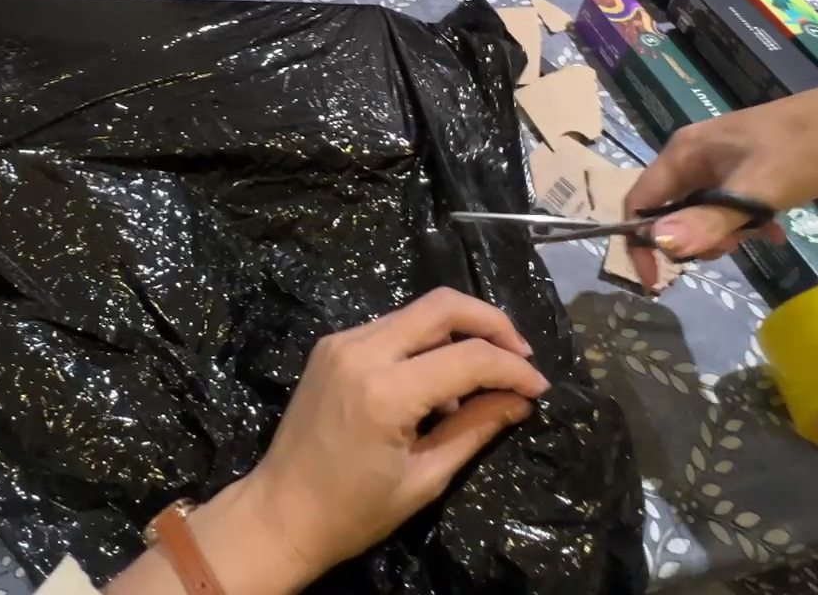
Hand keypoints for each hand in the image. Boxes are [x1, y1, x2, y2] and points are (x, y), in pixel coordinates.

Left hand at [227, 288, 550, 584]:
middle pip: (442, 305)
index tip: (539, 387)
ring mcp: (343, 339)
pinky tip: (440, 377)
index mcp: (385, 391)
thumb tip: (520, 399)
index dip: (511, 368)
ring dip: (460, 329)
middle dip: (491, 322)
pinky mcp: (333, 342)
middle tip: (521, 354)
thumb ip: (475, 428)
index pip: (467, 357)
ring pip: (418, 310)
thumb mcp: (424, 478)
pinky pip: (393, 326)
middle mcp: (362, 349)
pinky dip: (426, 341)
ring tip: (486, 371)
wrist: (279, 512)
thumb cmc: (353, 511)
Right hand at [625, 78, 817, 261]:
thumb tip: (659, 245)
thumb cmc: (802, 153)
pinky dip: (742, 219)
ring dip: (721, 230)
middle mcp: (692, 152)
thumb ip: (706, 221)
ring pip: (699, 206)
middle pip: (669, 206)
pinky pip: (725, 200)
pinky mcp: (743, 162)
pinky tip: (772, 227)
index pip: (639, 202)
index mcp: (683, 152)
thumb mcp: (755, 193)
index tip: (659, 281)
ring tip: (758, 235)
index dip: (640, 242)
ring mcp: (718, 157)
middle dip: (692, 236)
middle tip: (730, 249)